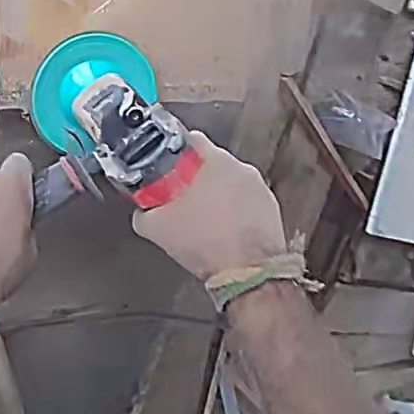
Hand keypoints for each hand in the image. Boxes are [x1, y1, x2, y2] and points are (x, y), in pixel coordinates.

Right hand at [133, 131, 286, 281]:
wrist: (247, 275)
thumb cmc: (204, 242)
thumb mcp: (155, 228)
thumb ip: (143, 212)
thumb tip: (141, 210)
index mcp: (213, 161)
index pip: (191, 139)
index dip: (173, 150)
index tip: (165, 165)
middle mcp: (240, 168)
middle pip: (210, 161)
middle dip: (193, 174)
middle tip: (177, 193)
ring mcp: (259, 188)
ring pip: (228, 180)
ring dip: (214, 191)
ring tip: (199, 214)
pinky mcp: (272, 208)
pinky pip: (245, 199)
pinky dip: (232, 208)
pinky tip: (220, 227)